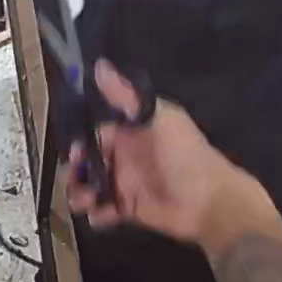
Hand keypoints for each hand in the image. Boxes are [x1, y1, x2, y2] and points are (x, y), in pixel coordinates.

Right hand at [65, 61, 273, 246]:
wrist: (208, 200)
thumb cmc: (183, 155)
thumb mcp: (155, 118)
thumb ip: (125, 96)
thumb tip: (99, 65)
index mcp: (132, 133)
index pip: (97, 136)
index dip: (81, 144)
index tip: (74, 154)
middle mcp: (126, 158)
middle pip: (90, 164)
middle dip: (76, 172)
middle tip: (74, 180)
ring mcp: (127, 185)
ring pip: (92, 188)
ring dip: (81, 194)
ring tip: (84, 202)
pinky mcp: (130, 210)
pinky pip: (105, 212)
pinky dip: (98, 215)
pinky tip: (100, 215)